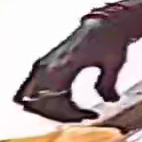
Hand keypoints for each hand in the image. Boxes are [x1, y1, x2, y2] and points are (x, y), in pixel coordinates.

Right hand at [16, 17, 133, 121]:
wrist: (105, 25)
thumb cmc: (111, 41)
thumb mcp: (114, 64)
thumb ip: (108, 84)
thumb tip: (110, 101)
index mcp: (60, 67)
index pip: (53, 101)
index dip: (71, 113)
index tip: (92, 116)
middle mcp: (44, 67)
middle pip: (35, 103)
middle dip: (59, 114)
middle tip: (84, 116)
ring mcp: (40, 67)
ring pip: (27, 99)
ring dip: (48, 109)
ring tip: (75, 112)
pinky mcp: (42, 66)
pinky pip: (30, 90)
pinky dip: (43, 100)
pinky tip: (65, 102)